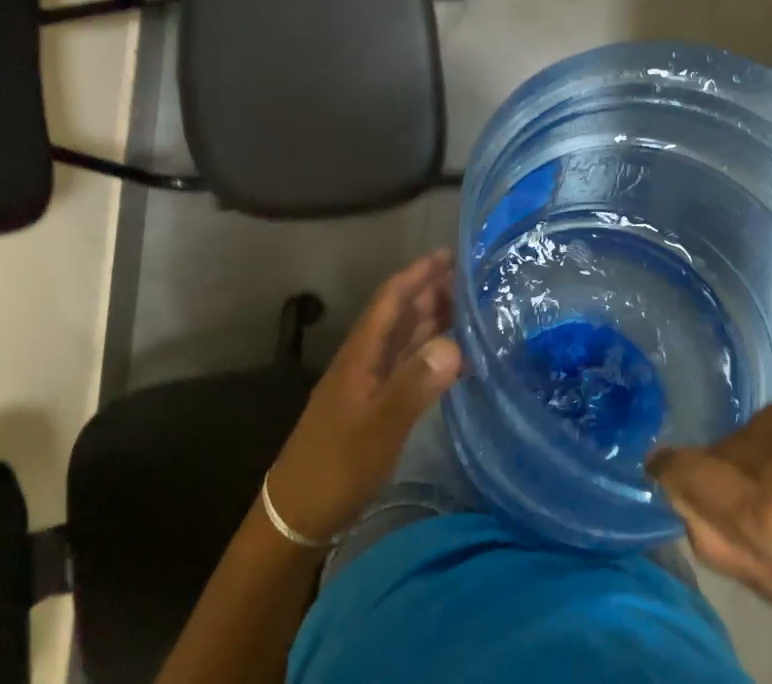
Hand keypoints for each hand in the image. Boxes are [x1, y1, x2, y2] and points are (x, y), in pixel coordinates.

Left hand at [264, 250, 463, 544]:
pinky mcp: (374, 409)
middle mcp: (364, 362)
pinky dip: (431, 355)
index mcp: (360, 356)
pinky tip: (454, 360)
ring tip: (470, 307)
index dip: (417, 274)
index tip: (450, 254)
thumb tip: (454, 344)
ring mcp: (367, 386)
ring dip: (433, 320)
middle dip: (432, 291)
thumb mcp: (379, 428)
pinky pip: (407, 368)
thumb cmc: (336, 468)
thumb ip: (414, 385)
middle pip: (399, 316)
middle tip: (474, 278)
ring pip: (404, 340)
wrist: (297, 516)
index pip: (390, 300)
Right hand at [648, 389, 771, 683]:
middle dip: (725, 475)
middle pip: (717, 449)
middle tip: (766, 505)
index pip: (683, 469)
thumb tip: (677, 492)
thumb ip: (713, 542)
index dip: (669, 472)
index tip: (669, 475)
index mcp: (769, 515)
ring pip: (749, 429)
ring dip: (758, 452)